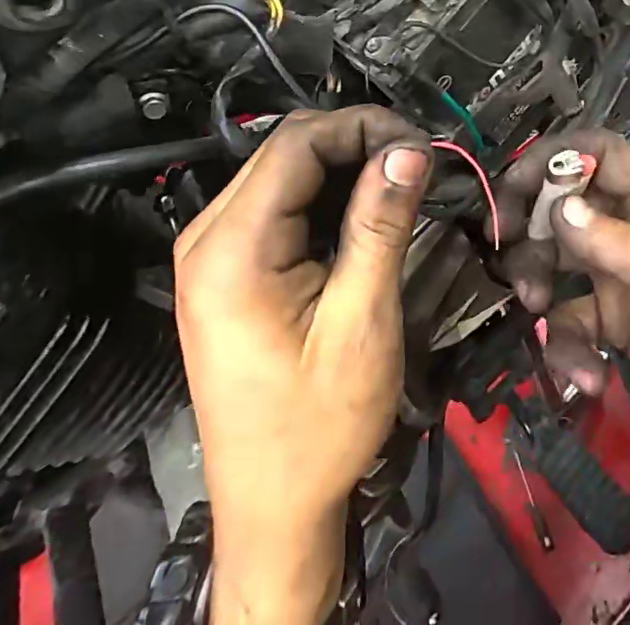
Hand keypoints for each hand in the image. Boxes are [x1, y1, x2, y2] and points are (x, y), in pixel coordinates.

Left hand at [173, 106, 430, 624]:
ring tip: (402, 183)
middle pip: (287, 150)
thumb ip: (381, 225)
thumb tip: (410, 149)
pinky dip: (328, 195)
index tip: (422, 146)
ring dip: (346, 166)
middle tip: (419, 164)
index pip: (297, 144)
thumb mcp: (361, 321)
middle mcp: (208, 237)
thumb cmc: (319, 424)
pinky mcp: (227, 267)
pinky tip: (366, 210)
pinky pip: (280, 205)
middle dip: (358, 142)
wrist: (273, 501)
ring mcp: (212, 251)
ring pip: (285, 172)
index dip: (364, 128)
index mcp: (231, 249)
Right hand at [497, 131, 629, 473]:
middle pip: (570, 208)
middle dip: (534, 224)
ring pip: (562, 265)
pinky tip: (587, 378)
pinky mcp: (625, 331)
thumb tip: (560, 210)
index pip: (605, 157)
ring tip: (538, 315)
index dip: (560, 158)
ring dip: (539, 285)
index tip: (518, 186)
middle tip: (508, 252)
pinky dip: (568, 347)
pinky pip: (575, 325)